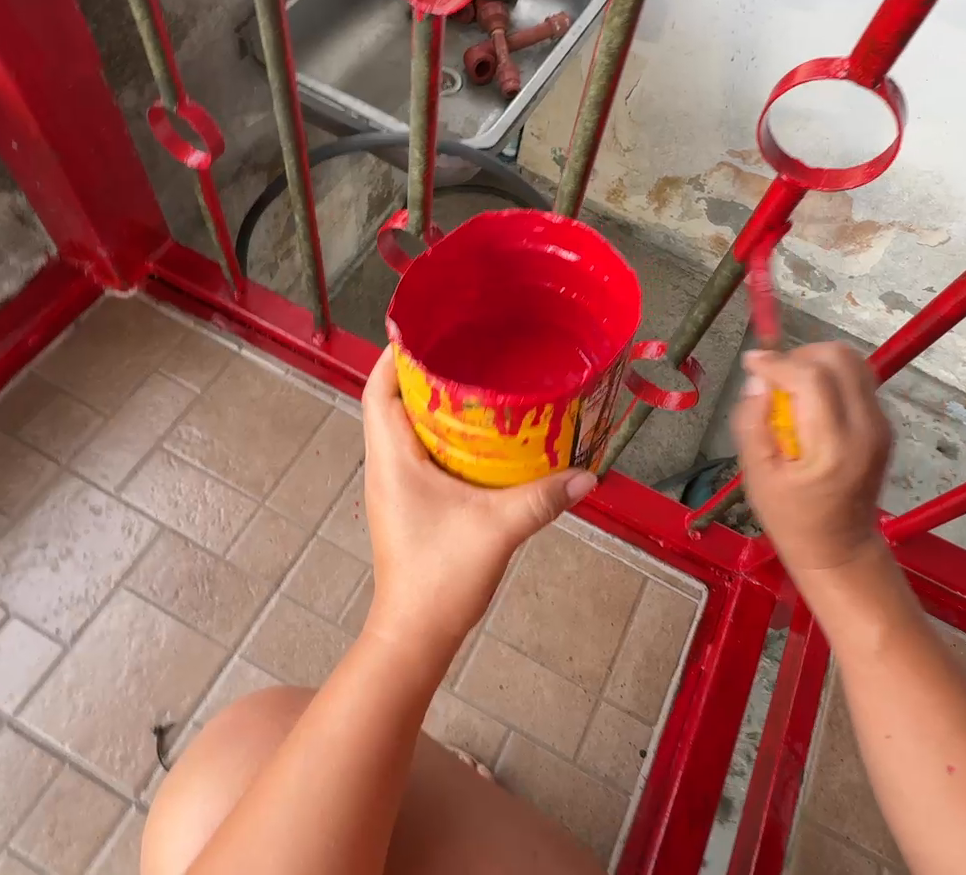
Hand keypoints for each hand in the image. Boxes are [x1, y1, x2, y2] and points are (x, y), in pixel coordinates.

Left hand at [358, 349, 596, 664]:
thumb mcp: (498, 529)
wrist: (415, 635)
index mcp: (391, 459)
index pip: (377, 390)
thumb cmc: (440, 578)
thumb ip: (543, 498)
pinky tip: (482, 438)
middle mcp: (386, 466)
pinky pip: (421, 453)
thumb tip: (588, 475)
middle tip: (465, 349)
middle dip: (422, 372)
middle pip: (392, 402)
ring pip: (407, 428)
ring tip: (476, 382)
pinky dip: (445, 435)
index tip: (427, 329)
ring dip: (433, 403)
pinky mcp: (411, 504)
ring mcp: (396, 487)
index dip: (394, 355)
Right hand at [732, 343, 891, 573]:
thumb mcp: (756, 475)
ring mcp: (880, 424)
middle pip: (838, 357)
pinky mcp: (883, 424)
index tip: (751, 363)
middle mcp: (866, 427)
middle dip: (799, 356)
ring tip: (791, 387)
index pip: (811, 377)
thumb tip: (757, 380)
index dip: (777, 362)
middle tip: (774, 378)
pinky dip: (830, 377)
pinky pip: (858, 379)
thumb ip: (752, 423)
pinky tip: (809, 403)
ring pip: (852, 361)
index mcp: (833, 445)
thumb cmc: (791, 518)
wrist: (840, 548)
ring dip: (816, 363)